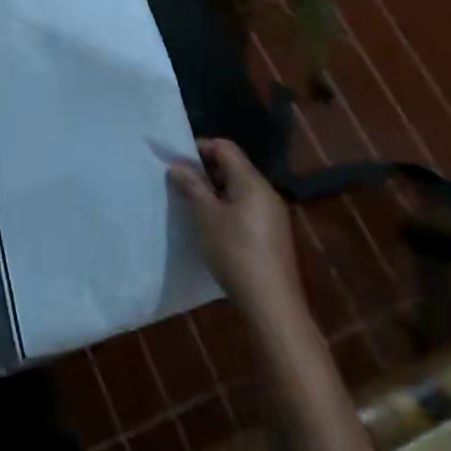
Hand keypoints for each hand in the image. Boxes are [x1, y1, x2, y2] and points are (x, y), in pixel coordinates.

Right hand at [168, 138, 302, 319]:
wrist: (272, 302)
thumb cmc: (235, 253)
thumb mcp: (207, 218)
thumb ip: (192, 187)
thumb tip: (177, 165)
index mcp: (251, 181)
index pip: (225, 148)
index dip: (201, 147)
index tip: (178, 159)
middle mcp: (266, 190)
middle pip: (234, 166)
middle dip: (206, 170)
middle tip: (181, 181)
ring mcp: (273, 213)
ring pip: (240, 188)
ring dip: (216, 189)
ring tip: (192, 203)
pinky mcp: (274, 233)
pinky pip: (248, 206)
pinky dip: (228, 206)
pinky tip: (213, 225)